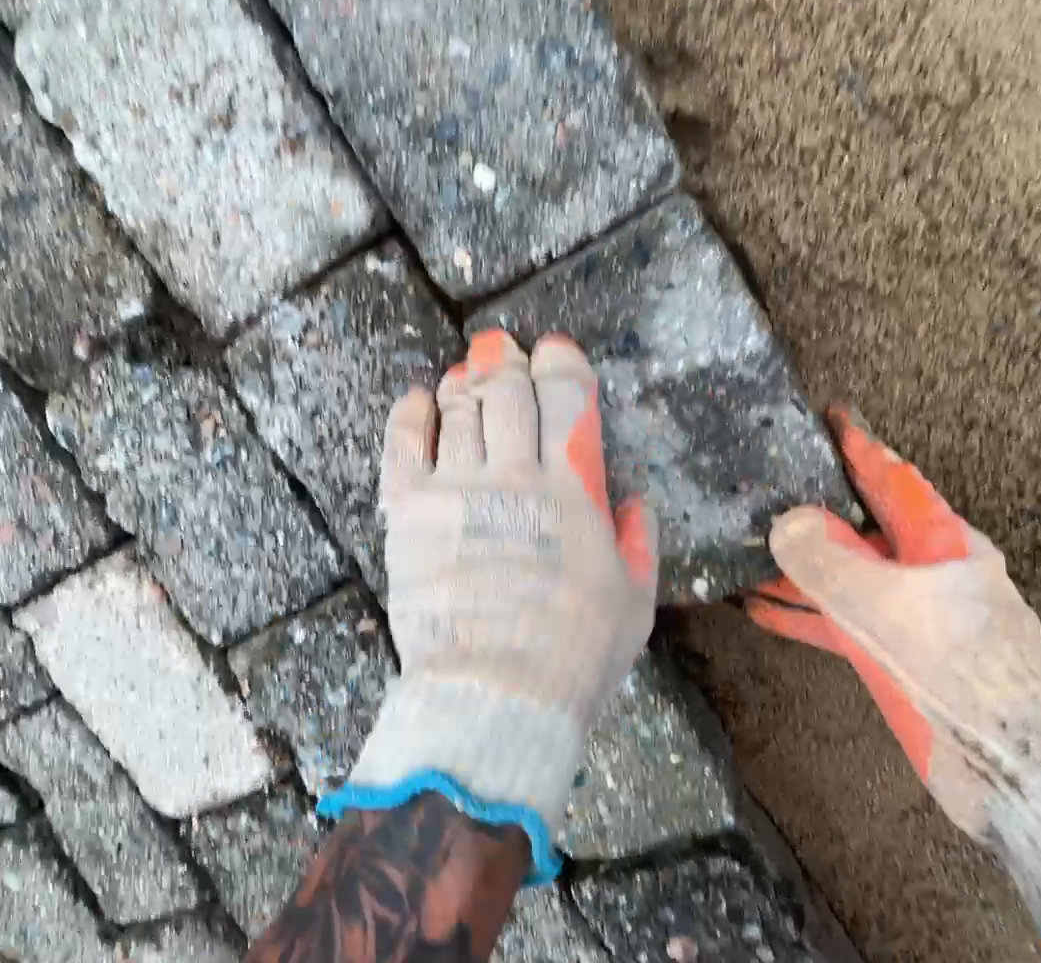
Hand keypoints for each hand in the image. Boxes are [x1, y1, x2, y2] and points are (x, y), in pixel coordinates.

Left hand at [323, 331, 657, 879]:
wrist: (495, 694)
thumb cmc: (574, 654)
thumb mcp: (633, 602)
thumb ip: (637, 542)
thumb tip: (632, 499)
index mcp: (571, 490)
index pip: (567, 400)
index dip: (561, 364)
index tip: (554, 349)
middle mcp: (513, 476)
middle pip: (506, 392)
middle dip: (506, 360)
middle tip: (501, 347)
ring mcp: (456, 489)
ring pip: (457, 410)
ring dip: (463, 382)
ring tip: (465, 373)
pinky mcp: (409, 511)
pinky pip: (403, 446)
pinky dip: (410, 414)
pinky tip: (417, 398)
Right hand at [746, 405, 1040, 835]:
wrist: (1010, 766)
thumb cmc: (955, 670)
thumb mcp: (880, 603)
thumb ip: (826, 559)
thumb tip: (787, 522)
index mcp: (941, 543)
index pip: (892, 477)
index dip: (858, 445)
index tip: (830, 415)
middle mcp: (927, 570)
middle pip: (861, 524)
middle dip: (813, 507)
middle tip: (767, 484)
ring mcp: (912, 613)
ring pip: (844, 574)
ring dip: (796, 566)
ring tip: (744, 550)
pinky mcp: (898, 652)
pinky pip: (839, 619)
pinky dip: (802, 612)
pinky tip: (758, 609)